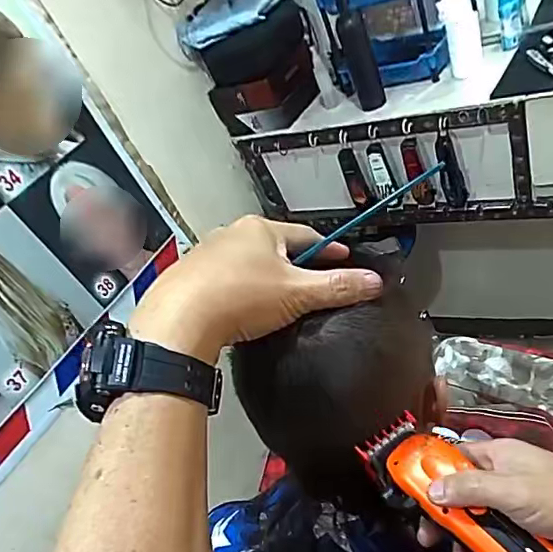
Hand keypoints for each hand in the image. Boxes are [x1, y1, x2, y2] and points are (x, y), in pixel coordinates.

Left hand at [129, 216, 379, 359]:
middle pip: (278, 248)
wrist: (180, 321)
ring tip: (281, 301)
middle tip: (315, 284)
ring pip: (251, 264)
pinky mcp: (194, 278)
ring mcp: (209, 255)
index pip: (308, 235)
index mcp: (261, 230)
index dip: (330, 249)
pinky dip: (244, 292)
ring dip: (268, 279)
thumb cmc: (236, 298)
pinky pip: (229, 280)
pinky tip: (248, 310)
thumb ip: (339, 287)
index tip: (344, 258)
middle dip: (298, 265)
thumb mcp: (299, 293)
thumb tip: (372, 281)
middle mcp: (232, 235)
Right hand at [414, 439, 552, 551]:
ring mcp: (519, 503)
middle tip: (434, 540)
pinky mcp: (530, 528)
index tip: (412, 496)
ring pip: (481, 521)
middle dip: (450, 520)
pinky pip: (501, 539)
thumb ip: (471, 488)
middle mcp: (507, 475)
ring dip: (470, 543)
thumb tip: (432, 488)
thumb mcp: (513, 492)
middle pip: (463, 494)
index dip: (432, 474)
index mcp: (501, 455)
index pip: (455, 457)